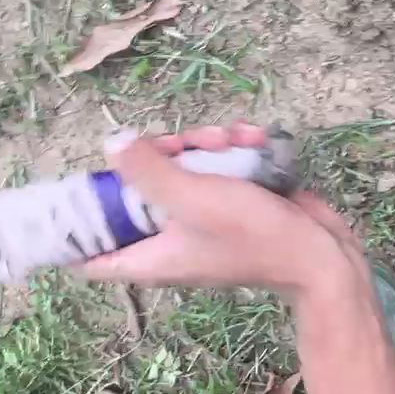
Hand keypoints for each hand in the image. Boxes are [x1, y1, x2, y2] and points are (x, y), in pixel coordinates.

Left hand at [80, 123, 366, 300]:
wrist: (322, 253)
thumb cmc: (255, 236)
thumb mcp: (193, 198)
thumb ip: (146, 170)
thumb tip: (111, 144)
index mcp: (150, 254)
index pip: (87, 256)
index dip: (73, 227)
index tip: (76, 188)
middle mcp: (171, 238)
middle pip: (137, 190)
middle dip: (158, 156)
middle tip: (181, 144)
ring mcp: (204, 219)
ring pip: (183, 170)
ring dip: (205, 144)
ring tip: (233, 137)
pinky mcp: (235, 202)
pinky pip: (219, 169)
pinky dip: (234, 150)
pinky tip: (254, 138)